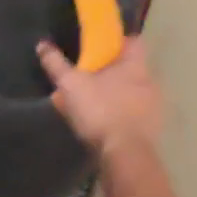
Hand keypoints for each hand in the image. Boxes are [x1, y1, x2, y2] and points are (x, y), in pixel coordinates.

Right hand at [35, 36, 163, 160]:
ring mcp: (154, 107)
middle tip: (88, 76)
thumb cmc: (100, 110)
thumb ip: (56, 63)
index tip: (97, 48)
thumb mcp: (70, 84)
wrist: (124, 155)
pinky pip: (134, 112)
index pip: (134, 42)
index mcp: (135, 66)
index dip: (116, 42)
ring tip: (91, 101)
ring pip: (132, 91)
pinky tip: (102, 122)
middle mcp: (150, 82)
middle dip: (110, 71)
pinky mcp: (152, 128)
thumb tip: (42, 44)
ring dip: (115, 93)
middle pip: (131, 68)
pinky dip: (119, 113)